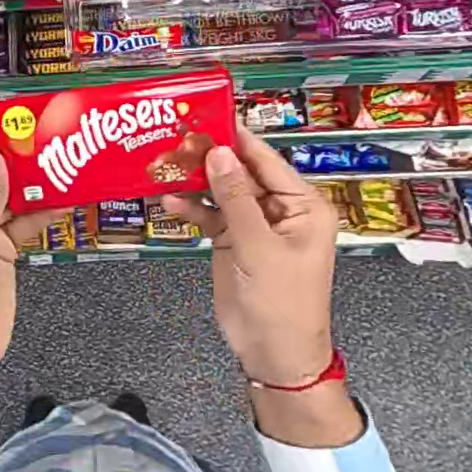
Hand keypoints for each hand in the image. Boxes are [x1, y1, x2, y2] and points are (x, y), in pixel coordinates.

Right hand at [160, 123, 339, 386]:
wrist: (273, 353)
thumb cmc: (284, 306)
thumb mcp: (259, 247)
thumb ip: (236, 199)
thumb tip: (220, 154)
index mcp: (303, 206)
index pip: (267, 161)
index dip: (238, 140)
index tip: (211, 118)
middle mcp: (279, 209)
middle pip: (241, 173)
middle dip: (211, 159)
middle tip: (179, 139)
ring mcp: (254, 224)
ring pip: (222, 191)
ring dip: (197, 181)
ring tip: (168, 165)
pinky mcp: (233, 239)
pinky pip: (211, 214)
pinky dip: (192, 207)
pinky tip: (171, 199)